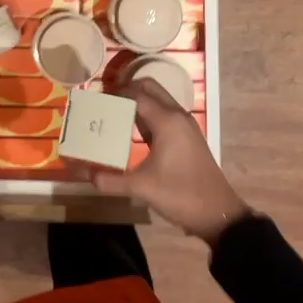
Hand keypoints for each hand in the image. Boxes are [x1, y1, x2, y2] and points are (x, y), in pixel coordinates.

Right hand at [76, 77, 249, 243]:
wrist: (218, 214)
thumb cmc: (181, 195)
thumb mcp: (142, 188)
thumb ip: (110, 180)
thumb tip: (84, 175)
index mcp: (167, 121)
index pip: (136, 94)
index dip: (115, 94)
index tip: (94, 101)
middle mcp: (177, 116)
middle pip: (150, 88)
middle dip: (127, 90)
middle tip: (104, 102)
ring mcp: (185, 126)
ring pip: (159, 100)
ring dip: (138, 101)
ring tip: (113, 114)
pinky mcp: (188, 136)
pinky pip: (164, 114)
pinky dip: (147, 114)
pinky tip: (131, 131)